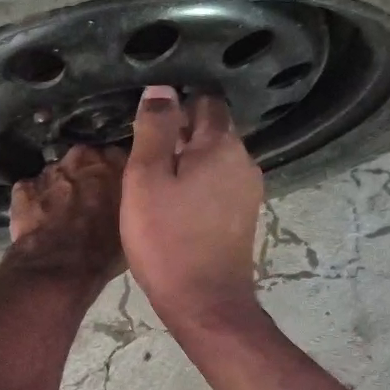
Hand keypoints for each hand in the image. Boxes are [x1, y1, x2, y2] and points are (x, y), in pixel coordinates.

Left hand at [7, 144, 126, 284]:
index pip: (118, 159)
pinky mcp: (23, 187)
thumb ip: (130, 202)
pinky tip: (39, 222)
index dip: (116, 176)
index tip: (115, 192)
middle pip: (85, 162)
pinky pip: (32, 191)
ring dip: (60, 190)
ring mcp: (48, 171)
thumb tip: (125, 202)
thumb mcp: (132, 225)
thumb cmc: (104, 250)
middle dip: (86, 177)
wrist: (59, 268)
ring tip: (62, 216)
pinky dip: (35, 202)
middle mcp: (80, 158)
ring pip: (57, 175)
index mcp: (113, 163)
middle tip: (89, 203)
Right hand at [120, 86, 264, 326]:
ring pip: (214, 159)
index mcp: (222, 145)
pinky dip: (197, 184)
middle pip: (212, 130)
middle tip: (142, 151)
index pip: (205, 101)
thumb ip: (154, 130)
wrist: (204, 302)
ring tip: (153, 178)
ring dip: (188, 161)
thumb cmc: (166, 238)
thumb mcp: (146, 179)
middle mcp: (243, 161)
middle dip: (181, 133)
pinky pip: (217, 184)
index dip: (176, 104)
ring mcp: (247, 191)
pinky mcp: (242, 217)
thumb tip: (161, 88)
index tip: (148, 119)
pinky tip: (172, 202)